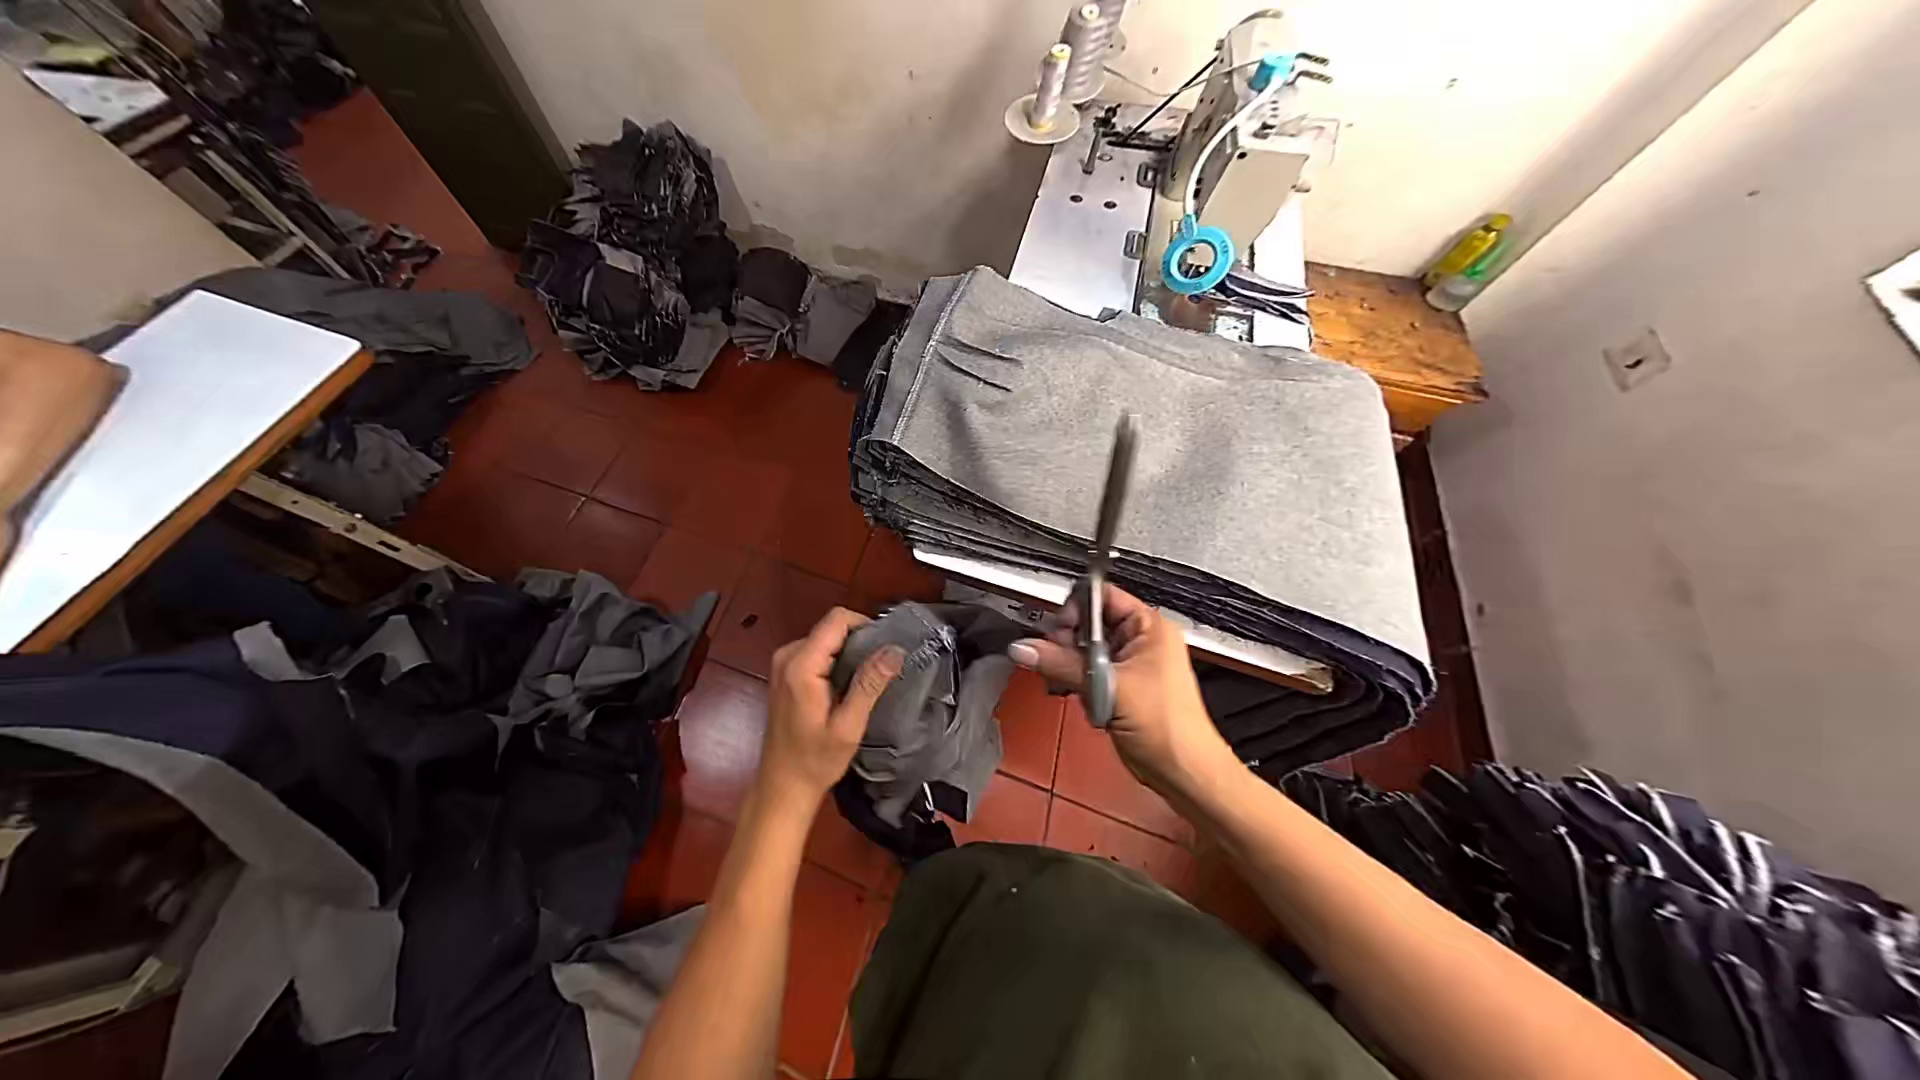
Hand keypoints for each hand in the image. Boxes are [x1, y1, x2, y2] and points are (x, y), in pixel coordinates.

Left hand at [756, 607, 904, 815]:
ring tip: (867, 680)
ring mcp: (783, 663)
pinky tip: (848, 686)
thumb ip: (869, 684)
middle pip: (832, 627)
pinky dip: (837, 660)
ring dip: (849, 652)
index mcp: (801, 665)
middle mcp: (788, 655)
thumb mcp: (848, 726)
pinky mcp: (785, 672)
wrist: (782, 786)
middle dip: (860, 641)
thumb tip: (895, 649)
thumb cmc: (815, 760)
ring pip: (827, 638)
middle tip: (881, 670)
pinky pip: (818, 651)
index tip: (886, 648)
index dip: (866, 626)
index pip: (837, 619)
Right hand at [1008, 585, 1236, 799]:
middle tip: (1062, 664)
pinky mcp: (1120, 687)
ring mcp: (1130, 664)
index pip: (1101, 596)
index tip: (1059, 632)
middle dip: (1069, 646)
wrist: (1181, 770)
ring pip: (1084, 651)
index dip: (1076, 611)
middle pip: (1088, 625)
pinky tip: (1086, 700)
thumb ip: (1062, 664)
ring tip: (1078, 687)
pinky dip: (1080, 685)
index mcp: (1149, 626)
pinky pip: (1088, 674)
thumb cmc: (1168, 726)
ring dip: (1073, 670)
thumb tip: (1026, 647)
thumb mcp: (1108, 685)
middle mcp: (1140, 640)